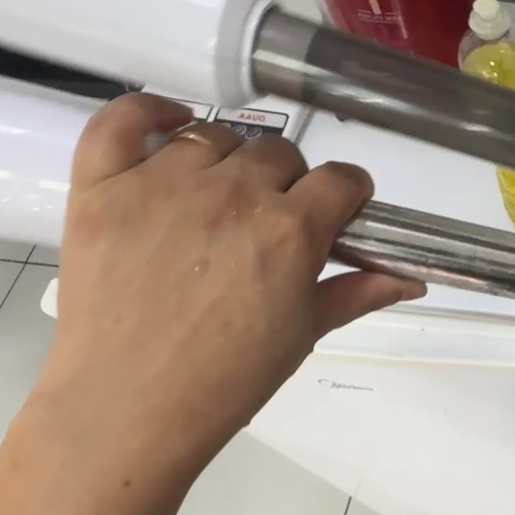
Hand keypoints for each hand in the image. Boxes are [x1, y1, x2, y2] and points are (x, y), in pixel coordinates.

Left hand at [33, 94, 424, 467]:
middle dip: (291, 182)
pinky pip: (121, 119)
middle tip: (276, 220)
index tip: (341, 213)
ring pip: (215, 137)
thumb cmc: (233, 375)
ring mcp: (161, 184)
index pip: (342, 179)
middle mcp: (232, 193)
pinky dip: (148, 111)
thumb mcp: (308, 331)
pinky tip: (169, 125)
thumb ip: (361, 292)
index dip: (349, 194)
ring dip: (232, 160)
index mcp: (291, 230)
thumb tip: (413, 280)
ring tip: (222, 196)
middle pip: (281, 153)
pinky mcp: (100, 187)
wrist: (133, 402)